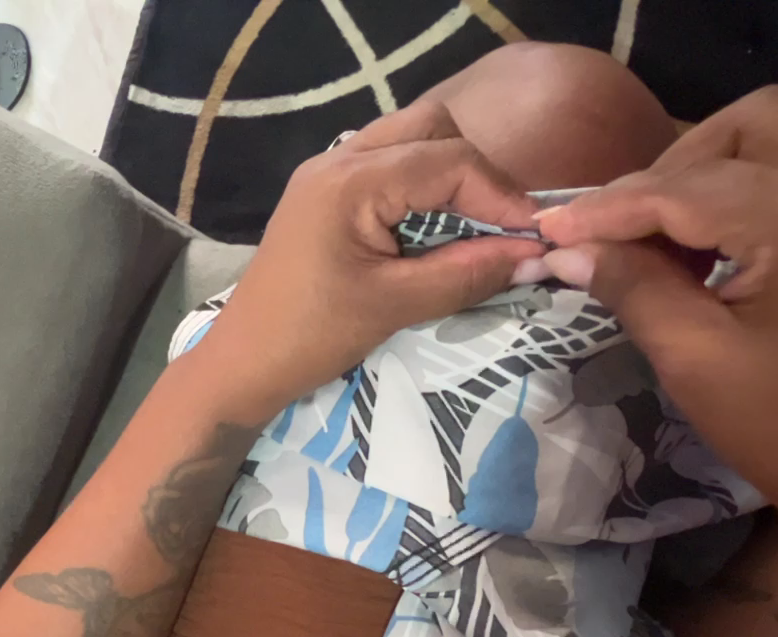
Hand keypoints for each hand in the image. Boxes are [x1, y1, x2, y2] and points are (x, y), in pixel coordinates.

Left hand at [201, 100, 543, 417]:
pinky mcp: (321, 196)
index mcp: (350, 181)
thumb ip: (465, 276)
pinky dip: (419, 188)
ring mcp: (324, 174)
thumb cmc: (308, 339)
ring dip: (448, 177)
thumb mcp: (392, 307)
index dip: (501, 196)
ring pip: (408, 143)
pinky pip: (385, 168)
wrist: (242, 366)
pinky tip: (433, 228)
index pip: (448, 162)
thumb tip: (533, 256)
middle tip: (501, 227)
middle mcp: (336, 159)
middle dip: (476, 174)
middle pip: (431, 131)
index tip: (535, 236)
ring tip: (474, 228)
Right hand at [535, 86, 777, 536]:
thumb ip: (631, 286)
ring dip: (713, 174)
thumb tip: (566, 250)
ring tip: (663, 240)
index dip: (611, 207)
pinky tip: (718, 245)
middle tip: (620, 230)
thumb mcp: (693, 359)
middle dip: (672, 168)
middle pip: (754, 123)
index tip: (551, 228)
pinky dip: (756, 190)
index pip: (692, 187)